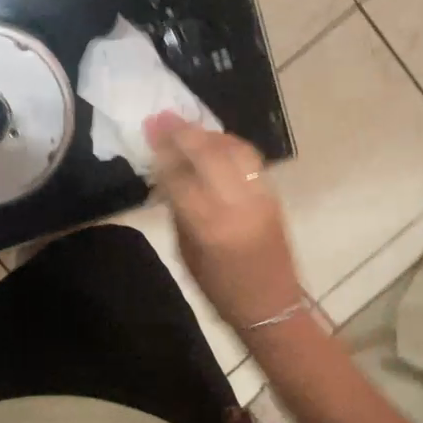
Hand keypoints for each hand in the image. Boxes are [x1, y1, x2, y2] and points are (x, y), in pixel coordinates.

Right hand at [145, 112, 302, 330]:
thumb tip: (168, 173)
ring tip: (187, 127)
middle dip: (183, 132)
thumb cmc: (219, 288)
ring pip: (234, 149)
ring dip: (208, 133)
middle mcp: (237, 205)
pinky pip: (249, 159)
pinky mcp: (273, 195)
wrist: (272, 306)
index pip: (181, 176)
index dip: (163, 151)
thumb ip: (178, 209)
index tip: (149, 130)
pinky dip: (229, 145)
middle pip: (209, 153)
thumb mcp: (186, 252)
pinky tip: (213, 142)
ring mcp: (260, 196)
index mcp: (209, 226)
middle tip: (162, 116)